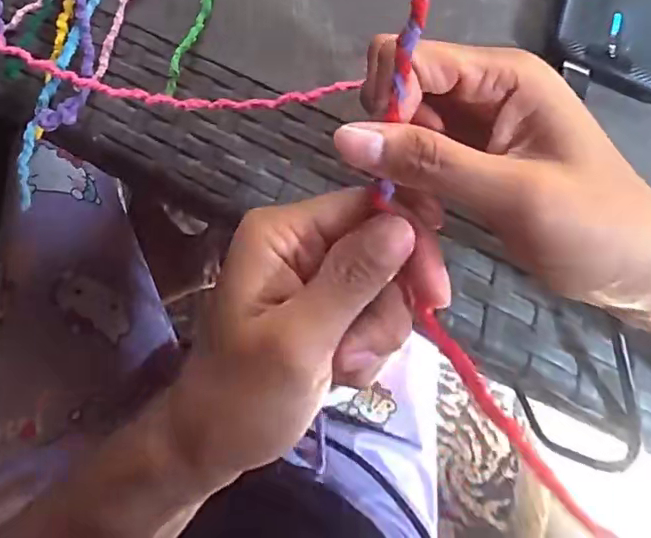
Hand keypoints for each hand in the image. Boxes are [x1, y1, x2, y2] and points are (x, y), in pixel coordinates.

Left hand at [163, 189, 448, 483]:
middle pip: (381, 245)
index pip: (362, 206)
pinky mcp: (326, 305)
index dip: (408, 240)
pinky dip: (369, 346)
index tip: (435, 293)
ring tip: (341, 367)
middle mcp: (299, 241)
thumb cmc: (245, 393)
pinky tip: (340, 373)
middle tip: (368, 350)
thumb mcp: (300, 339)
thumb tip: (403, 225)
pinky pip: (374, 313)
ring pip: (384, 285)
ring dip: (375, 333)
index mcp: (282, 231)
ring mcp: (313, 273)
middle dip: (386, 303)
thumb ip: (351, 279)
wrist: (215, 443)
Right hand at [333, 37, 650, 323]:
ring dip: (401, 169)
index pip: (411, 57)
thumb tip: (344, 136)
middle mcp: (482, 87)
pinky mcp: (466, 153)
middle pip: (399, 88)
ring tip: (427, 216)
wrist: (650, 279)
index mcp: (503, 75)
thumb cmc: (602, 230)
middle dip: (392, 137)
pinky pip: (414, 155)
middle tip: (408, 189)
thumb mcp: (515, 196)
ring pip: (400, 127)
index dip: (389, 97)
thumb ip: (429, 161)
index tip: (388, 155)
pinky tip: (432, 217)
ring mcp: (472, 122)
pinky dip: (411, 185)